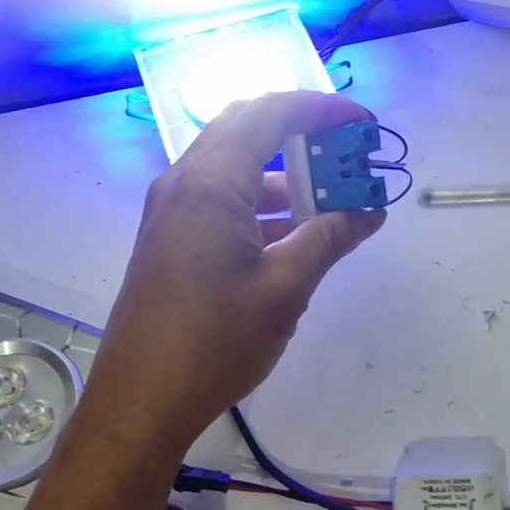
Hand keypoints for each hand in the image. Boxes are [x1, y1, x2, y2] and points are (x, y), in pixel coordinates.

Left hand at [82, 92, 386, 452]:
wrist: (140, 401)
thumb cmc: (215, 340)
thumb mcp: (285, 288)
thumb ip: (330, 238)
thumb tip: (370, 211)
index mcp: (211, 181)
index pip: (272, 113)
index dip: (323, 108)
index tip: (364, 123)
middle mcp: (185, 181)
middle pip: (248, 126)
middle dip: (303, 130)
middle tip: (347, 150)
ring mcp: (172, 209)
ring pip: (234, 164)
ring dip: (283, 170)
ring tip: (332, 198)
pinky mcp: (170, 237)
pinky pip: (221, 197)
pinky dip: (261, 201)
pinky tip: (295, 234)